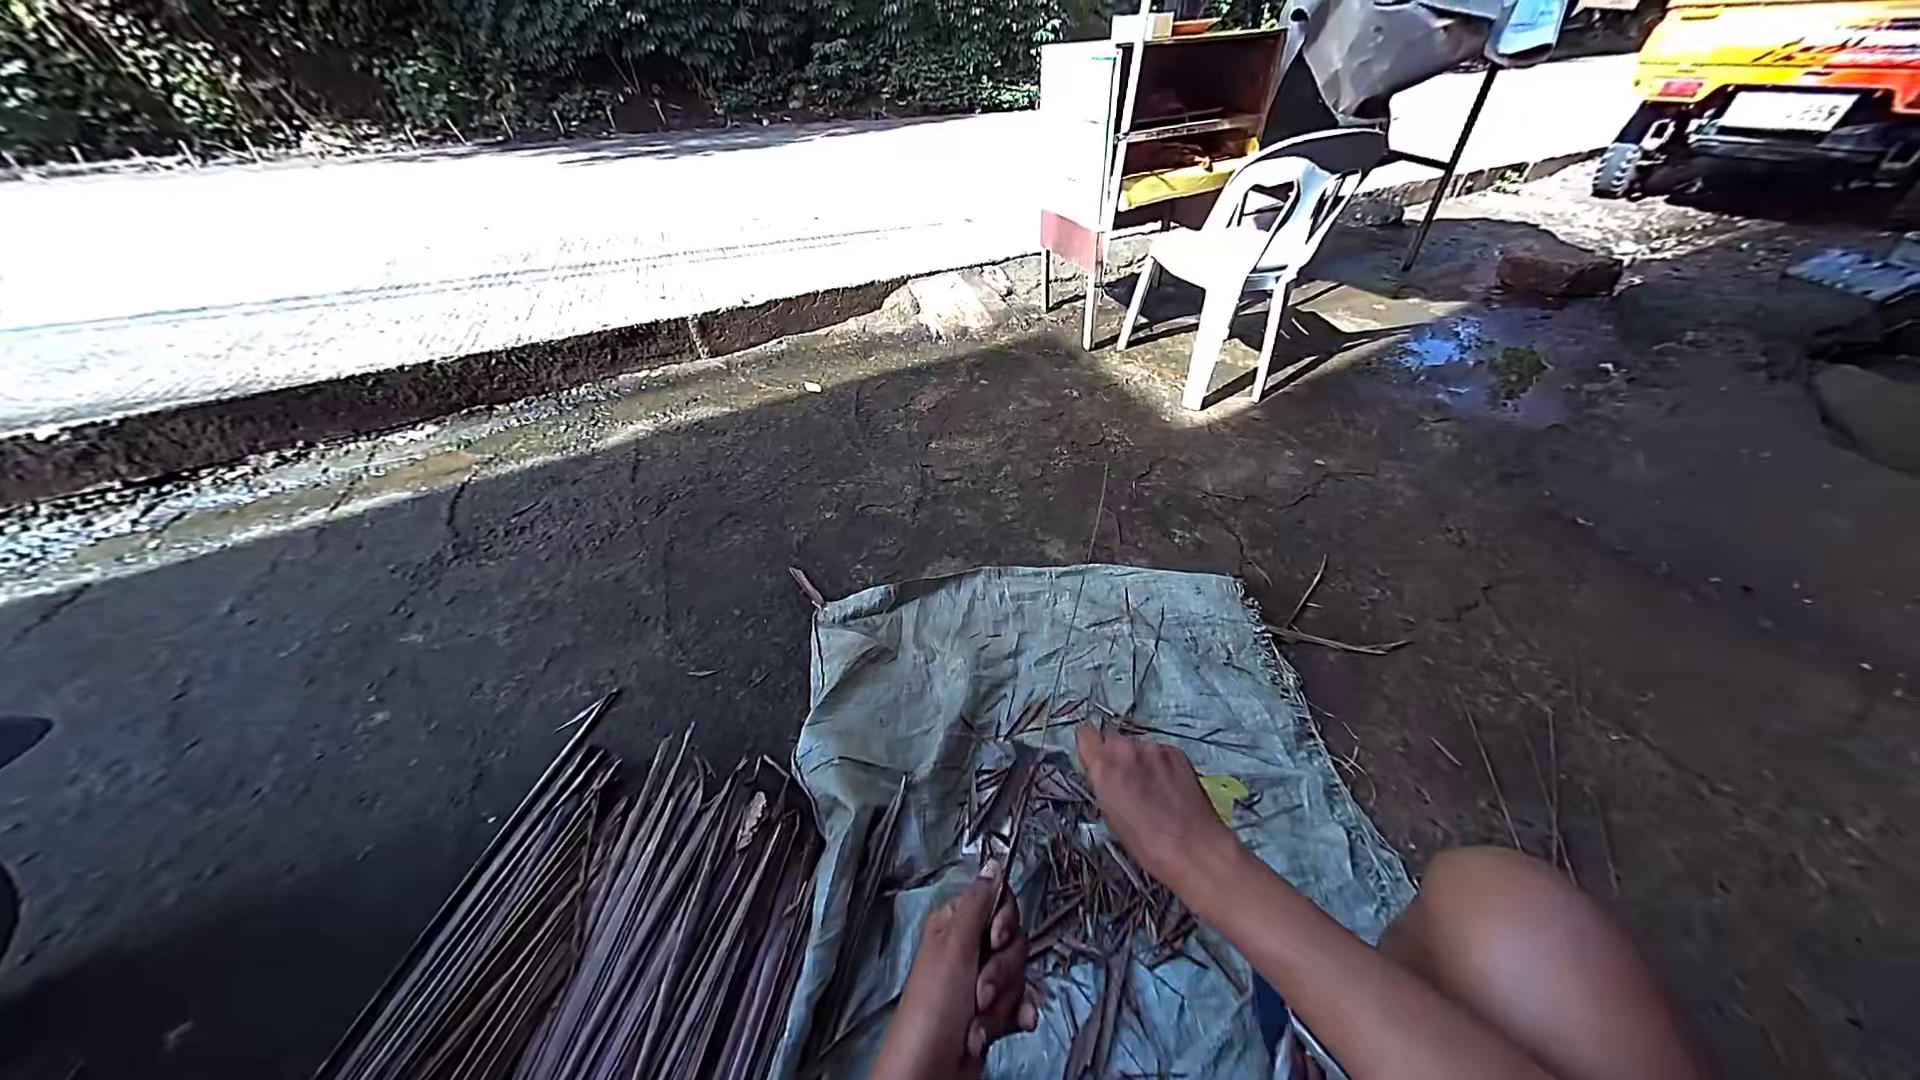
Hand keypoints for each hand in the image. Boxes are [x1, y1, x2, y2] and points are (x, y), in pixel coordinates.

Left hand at [869, 859, 1037, 1079]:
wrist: (929, 1072)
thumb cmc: (936, 1003)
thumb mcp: (955, 945)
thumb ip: (979, 901)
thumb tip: (994, 861)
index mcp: (956, 922)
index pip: (998, 900)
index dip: (1004, 920)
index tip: (995, 939)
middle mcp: (969, 946)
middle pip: (1012, 940)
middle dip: (1001, 970)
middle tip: (978, 990)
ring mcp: (981, 980)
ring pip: (1017, 973)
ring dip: (1002, 999)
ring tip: (978, 1019)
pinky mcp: (991, 1012)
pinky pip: (1020, 1002)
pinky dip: (1018, 1014)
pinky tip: (1016, 1024)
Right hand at [1075, 723, 1241, 890]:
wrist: (1194, 848)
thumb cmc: (1147, 843)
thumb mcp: (1109, 815)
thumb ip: (1102, 784)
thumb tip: (1104, 774)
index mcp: (1103, 767)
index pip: (1085, 734)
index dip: (1091, 746)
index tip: (1095, 756)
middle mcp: (1125, 750)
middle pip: (1112, 738)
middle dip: (1116, 754)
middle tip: (1126, 778)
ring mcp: (1152, 748)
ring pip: (1138, 746)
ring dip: (1141, 761)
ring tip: (1154, 788)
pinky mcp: (1175, 751)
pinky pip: (1160, 752)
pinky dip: (1162, 765)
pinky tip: (1170, 787)